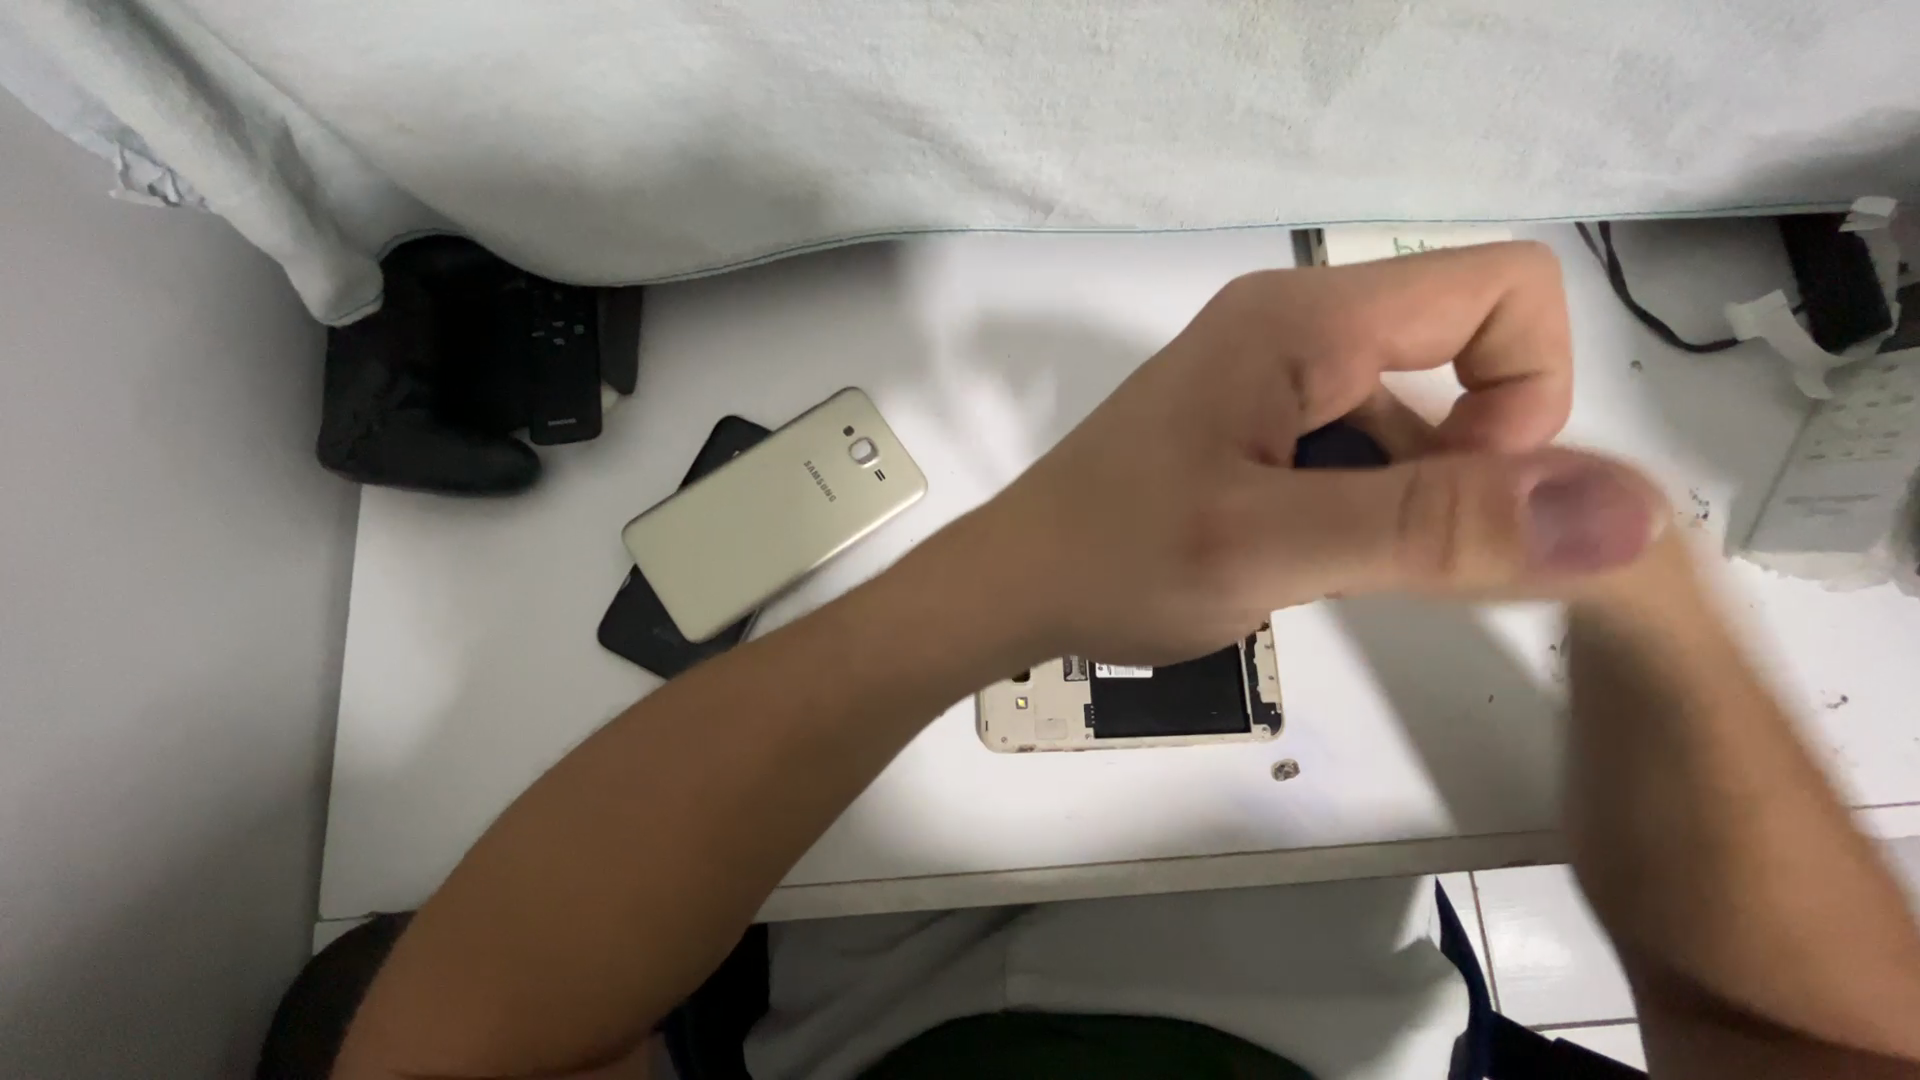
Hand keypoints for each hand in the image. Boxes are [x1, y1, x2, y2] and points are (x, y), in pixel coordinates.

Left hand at [964, 241, 1667, 663]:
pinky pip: (1346, 452)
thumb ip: (1435, 528)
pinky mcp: (1240, 430)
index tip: (1461, 495)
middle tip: (1370, 554)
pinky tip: (1294, 560)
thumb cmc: (1117, 560)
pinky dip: (1354, 508)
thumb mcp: (1273, 547)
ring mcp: (1259, 382)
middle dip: (1459, 467)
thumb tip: (1628, 509)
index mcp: (1301, 322)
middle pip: (1457, 360)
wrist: (1010, 586)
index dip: (1526, 394)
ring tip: (1315, 566)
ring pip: (1404, 420)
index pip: (1500, 290)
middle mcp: (1287, 331)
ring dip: (1401, 500)